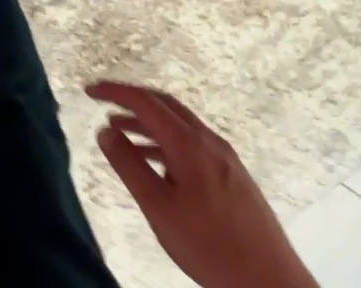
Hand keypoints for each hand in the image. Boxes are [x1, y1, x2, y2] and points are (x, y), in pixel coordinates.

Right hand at [88, 82, 318, 287]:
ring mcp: (225, 158)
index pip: (145, 102)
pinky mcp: (233, 175)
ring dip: (148, 122)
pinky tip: (155, 163)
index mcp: (188, 143)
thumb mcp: (157, 206)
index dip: (114, 92)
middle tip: (103, 103)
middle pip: (165, 105)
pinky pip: (192, 143)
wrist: (271, 282)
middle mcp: (208, 141)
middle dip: (132, 100)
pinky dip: (166, 141)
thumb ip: (128, 164)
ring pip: (180, 125)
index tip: (89, 91)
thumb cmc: (208, 244)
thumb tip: (104, 130)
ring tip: (120, 132)